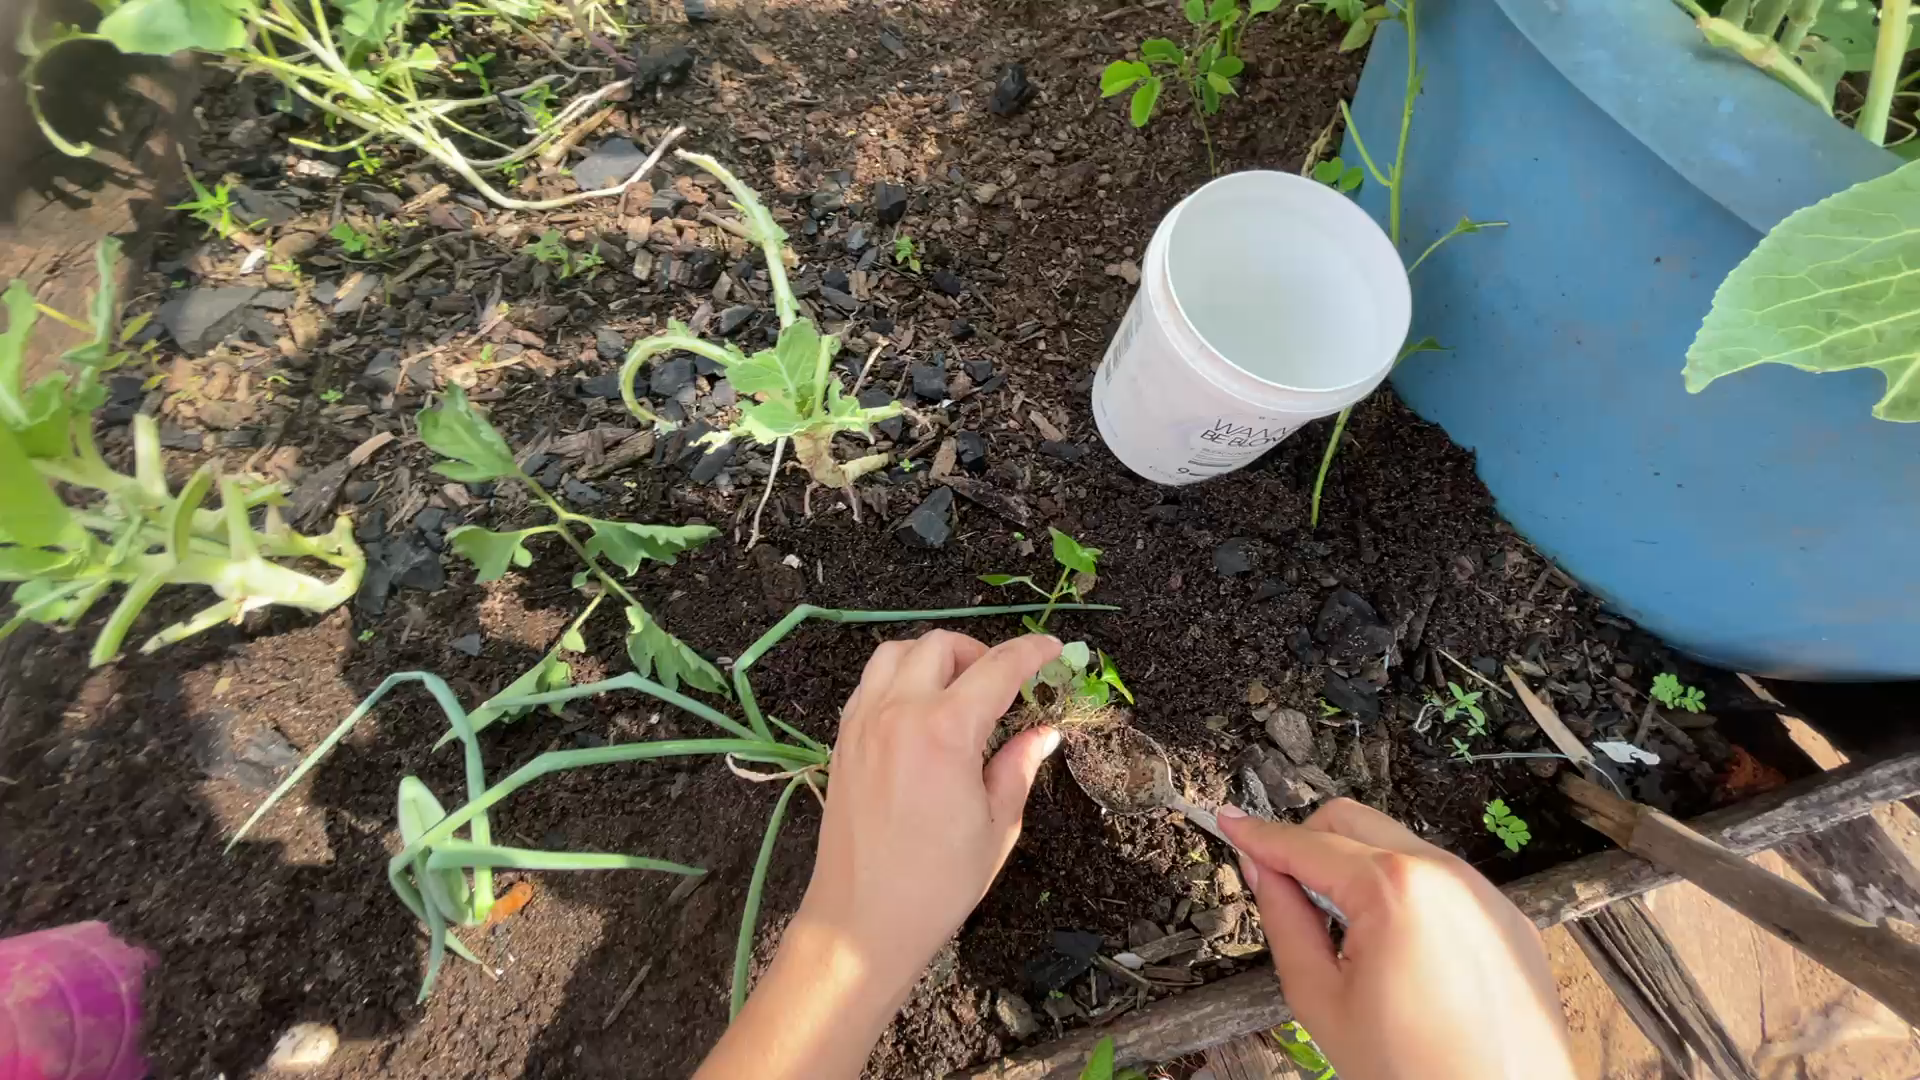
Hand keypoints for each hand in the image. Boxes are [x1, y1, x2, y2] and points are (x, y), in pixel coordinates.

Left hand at [799, 629, 1064, 990]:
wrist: (860, 921)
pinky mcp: (843, 738)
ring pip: (897, 651)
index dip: (1032, 652)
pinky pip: (870, 681)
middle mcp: (899, 711)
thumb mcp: (996, 825)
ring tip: (956, 690)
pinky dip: (899, 677)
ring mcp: (864, 721)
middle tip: (1003, 686)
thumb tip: (1043, 732)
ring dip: (933, 656)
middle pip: (941, 645)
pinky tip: (917, 710)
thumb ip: (1018, 765)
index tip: (1054, 648)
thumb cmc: (936, 883)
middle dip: (980, 653)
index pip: (997, 668)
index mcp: (944, 730)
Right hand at [1217, 799, 1575, 1079]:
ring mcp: (1482, 893)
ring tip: (1346, 927)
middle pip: (1347, 820)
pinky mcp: (1507, 917)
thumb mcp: (1320, 998)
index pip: (1303, 844)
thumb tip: (1261, 868)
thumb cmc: (1414, 1077)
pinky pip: (1434, 875)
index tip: (1229, 821)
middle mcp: (1443, 874)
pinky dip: (1399, 885)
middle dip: (1307, 841)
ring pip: (1391, 840)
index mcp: (1392, 890)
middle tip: (1286, 884)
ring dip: (1353, 863)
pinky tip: (1395, 942)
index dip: (1257, 833)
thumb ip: (1283, 918)